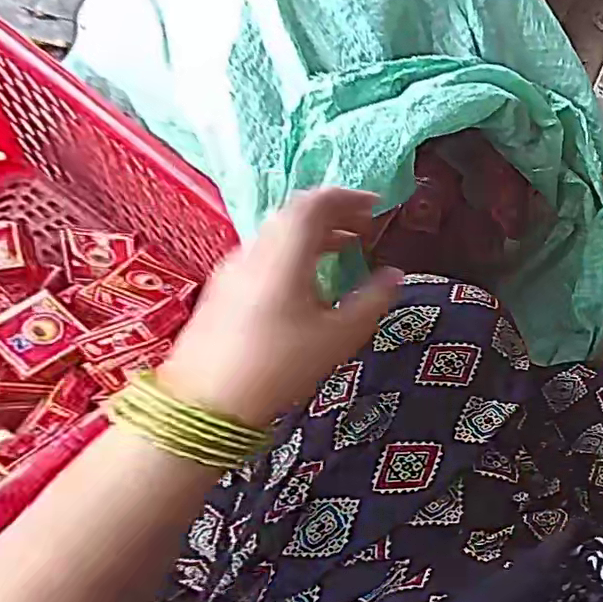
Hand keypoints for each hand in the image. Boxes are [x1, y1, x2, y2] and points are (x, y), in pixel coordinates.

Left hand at [157, 188, 402, 426]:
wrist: (206, 403)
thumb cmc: (281, 365)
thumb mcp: (340, 335)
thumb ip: (372, 299)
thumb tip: (395, 275)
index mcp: (284, 254)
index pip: (315, 203)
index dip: (349, 199)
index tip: (378, 207)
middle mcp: (255, 251)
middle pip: (295, 214)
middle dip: (336, 215)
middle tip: (367, 228)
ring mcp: (235, 268)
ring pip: (279, 234)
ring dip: (317, 234)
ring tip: (347, 251)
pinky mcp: (225, 288)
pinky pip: (267, 254)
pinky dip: (297, 252)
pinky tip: (312, 280)